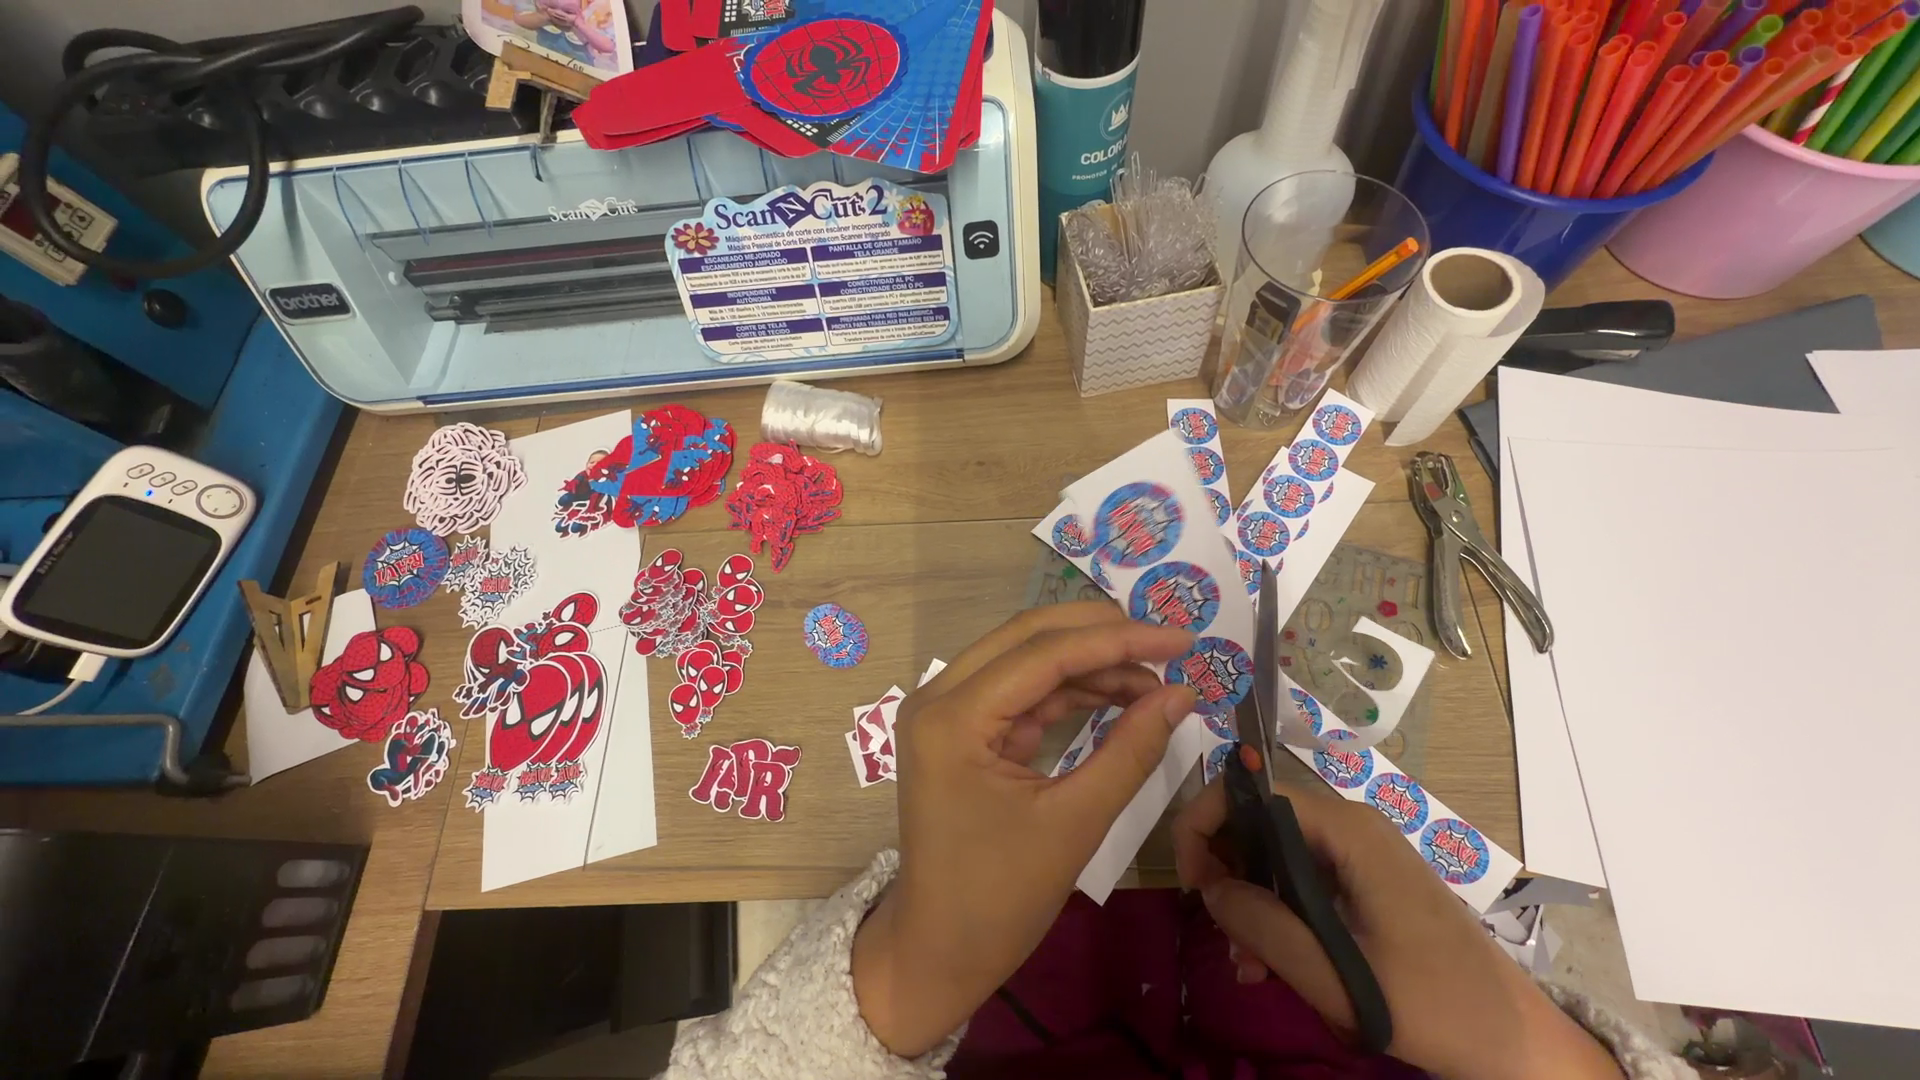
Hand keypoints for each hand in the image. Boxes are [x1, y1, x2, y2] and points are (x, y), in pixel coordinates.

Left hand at [851, 603, 1197, 1057]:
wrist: (939, 951)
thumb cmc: (999, 897)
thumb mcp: (1075, 823)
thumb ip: (1131, 751)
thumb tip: (1182, 694)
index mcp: (952, 716)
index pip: (1044, 653)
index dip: (1118, 640)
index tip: (1182, 640)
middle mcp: (939, 697)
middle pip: (1028, 638)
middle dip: (1102, 635)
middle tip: (1169, 645)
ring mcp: (947, 711)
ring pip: (1026, 660)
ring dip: (1090, 664)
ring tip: (1155, 681)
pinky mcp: (962, 729)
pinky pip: (1021, 691)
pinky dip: (1070, 691)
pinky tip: (1118, 696)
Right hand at [1174, 781, 1623, 1079]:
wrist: (1516, 1041)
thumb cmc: (1434, 1005)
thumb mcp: (1337, 975)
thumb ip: (1264, 926)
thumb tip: (1209, 888)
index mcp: (1348, 830)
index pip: (1252, 793)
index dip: (1207, 825)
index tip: (1192, 884)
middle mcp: (1350, 826)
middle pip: (1258, 823)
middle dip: (1227, 874)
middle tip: (1222, 936)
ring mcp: (1359, 852)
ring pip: (1275, 855)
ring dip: (1250, 901)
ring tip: (1248, 966)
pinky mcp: (1365, 878)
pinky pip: (1301, 879)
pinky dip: (1277, 912)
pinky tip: (1273, 962)